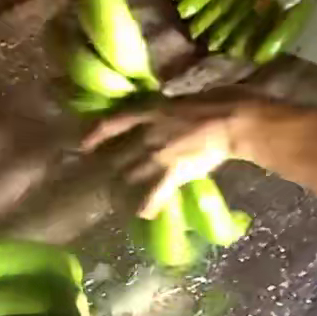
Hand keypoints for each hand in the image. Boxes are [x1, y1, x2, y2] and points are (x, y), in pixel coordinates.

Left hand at [82, 92, 275, 217]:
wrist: (233, 119)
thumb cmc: (218, 102)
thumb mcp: (184, 100)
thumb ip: (169, 112)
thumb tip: (168, 117)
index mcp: (150, 111)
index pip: (114, 123)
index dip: (96, 135)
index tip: (83, 146)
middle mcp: (148, 133)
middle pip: (119, 155)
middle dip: (111, 170)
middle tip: (107, 183)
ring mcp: (159, 154)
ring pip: (132, 176)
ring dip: (127, 190)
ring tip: (123, 202)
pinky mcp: (174, 172)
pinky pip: (155, 193)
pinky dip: (148, 205)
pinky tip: (145, 215)